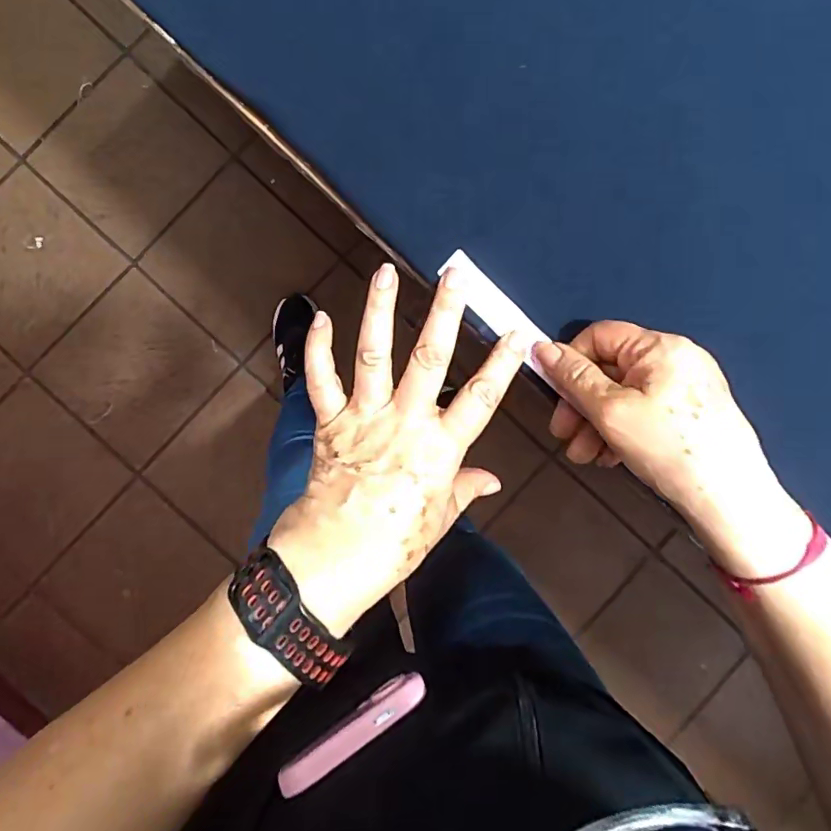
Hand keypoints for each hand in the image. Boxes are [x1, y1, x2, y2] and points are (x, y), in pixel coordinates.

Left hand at [266, 264, 528, 633]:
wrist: (335, 556)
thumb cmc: (392, 544)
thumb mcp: (439, 519)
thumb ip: (464, 490)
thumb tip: (491, 479)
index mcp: (439, 449)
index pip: (480, 398)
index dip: (499, 363)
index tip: (512, 331)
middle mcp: (404, 423)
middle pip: (430, 359)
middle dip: (444, 312)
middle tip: (454, 276)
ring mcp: (364, 417)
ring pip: (374, 353)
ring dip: (379, 310)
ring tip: (385, 274)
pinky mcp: (329, 421)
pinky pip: (320, 378)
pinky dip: (318, 348)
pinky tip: (321, 318)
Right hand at [533, 323, 810, 577]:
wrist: (731, 502)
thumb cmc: (679, 454)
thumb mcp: (608, 410)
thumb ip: (572, 377)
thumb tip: (545, 350)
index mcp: (662, 349)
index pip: (598, 336)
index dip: (570, 363)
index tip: (555, 390)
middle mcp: (677, 361)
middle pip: (607, 369)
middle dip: (579, 403)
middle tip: (564, 429)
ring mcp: (686, 387)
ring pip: (620, 394)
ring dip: (594, 422)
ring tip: (584, 452)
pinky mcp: (689, 413)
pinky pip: (640, 410)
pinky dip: (618, 429)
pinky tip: (608, 454)